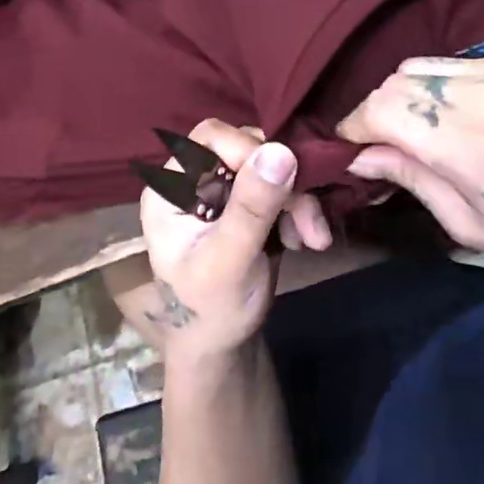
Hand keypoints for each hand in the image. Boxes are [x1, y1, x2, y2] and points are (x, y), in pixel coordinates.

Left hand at [138, 120, 300, 361]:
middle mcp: (193, 181)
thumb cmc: (211, 309)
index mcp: (171, 188)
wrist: (222, 346)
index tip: (282, 177)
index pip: (209, 138)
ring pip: (270, 166)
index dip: (247, 149)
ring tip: (312, 239)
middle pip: (246, 149)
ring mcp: (221, 190)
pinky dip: (299, 209)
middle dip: (283, 182)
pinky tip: (305, 240)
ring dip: (298, 199)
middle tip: (307, 220)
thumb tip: (279, 150)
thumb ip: (251, 208)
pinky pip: (281, 185)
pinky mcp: (247, 203)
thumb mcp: (230, 260)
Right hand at [337, 56, 483, 277]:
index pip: (384, 110)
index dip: (355, 125)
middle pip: (393, 85)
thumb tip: (356, 156)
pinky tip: (438, 117)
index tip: (348, 149)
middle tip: (376, 147)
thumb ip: (411, 179)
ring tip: (407, 132)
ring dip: (397, 98)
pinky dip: (425, 88)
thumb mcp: (471, 226)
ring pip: (412, 69)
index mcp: (475, 148)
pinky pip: (441, 66)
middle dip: (372, 113)